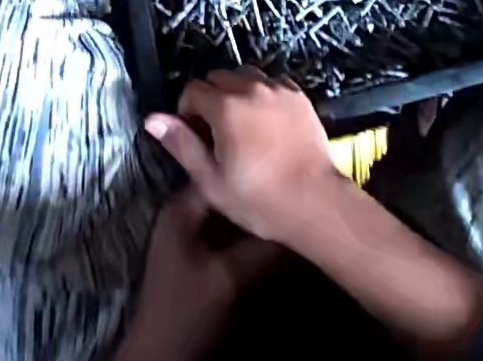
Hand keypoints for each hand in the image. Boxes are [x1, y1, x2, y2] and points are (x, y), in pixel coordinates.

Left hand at [115, 185, 280, 360]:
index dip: (250, 169)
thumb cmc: (188, 313)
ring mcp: (191, 237)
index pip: (220, 169)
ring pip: (231, 216)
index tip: (284, 170)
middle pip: (227, 192)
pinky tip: (275, 237)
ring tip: (291, 210)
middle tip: (293, 191)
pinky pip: (229, 235)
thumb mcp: (230, 278)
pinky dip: (249, 235)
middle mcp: (184, 214)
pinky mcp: (200, 259)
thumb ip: (264, 249)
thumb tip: (300, 223)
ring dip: (256, 216)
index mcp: (181, 207)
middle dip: (257, 194)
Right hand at [143, 68, 345, 243]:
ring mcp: (277, 88)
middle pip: (217, 77)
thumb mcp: (211, 181)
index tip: (196, 136)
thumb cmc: (259, 198)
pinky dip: (262, 92)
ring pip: (245, 75)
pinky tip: (266, 119)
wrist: (316, 202)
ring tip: (241, 123)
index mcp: (225, 106)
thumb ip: (181, 144)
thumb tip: (152, 119)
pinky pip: (271, 81)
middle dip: (210, 98)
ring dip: (235, 90)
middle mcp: (250, 87)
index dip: (187, 112)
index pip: (192, 90)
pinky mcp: (298, 95)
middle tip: (216, 132)